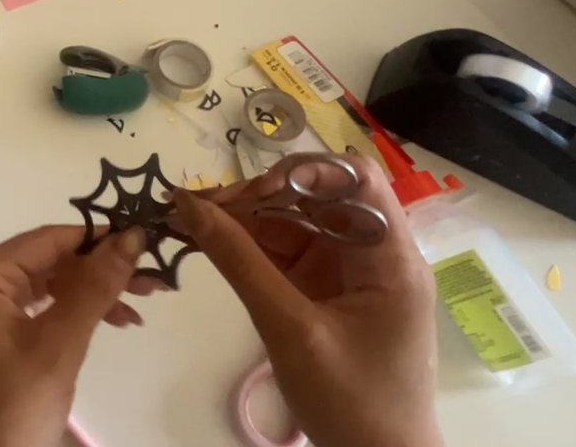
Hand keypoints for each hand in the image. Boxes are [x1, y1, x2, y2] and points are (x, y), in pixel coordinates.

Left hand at [0, 225, 155, 446]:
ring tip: (147, 301)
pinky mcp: (3, 335)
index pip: (48, 239)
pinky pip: (46, 307)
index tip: (145, 238)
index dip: (97, 236)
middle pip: (52, 259)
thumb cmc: (14, 405)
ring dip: (96, 290)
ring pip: (53, 283)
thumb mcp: (59, 345)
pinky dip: (80, 311)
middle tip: (155, 278)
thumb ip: (94, 289)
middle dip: (102, 266)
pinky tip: (118, 321)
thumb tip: (130, 238)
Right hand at [173, 161, 443, 446]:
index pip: (356, 179)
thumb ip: (238, 261)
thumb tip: (186, 203)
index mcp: (390, 259)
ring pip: (289, 216)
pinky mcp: (322, 286)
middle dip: (256, 193)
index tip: (254, 193)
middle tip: (199, 207)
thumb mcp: (290, 329)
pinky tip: (206, 237)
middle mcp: (371, 253)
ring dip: (241, 214)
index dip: (304, 171)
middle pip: (313, 194)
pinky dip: (243, 239)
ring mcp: (345, 270)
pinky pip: (280, 245)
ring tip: (189, 219)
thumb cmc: (351, 403)